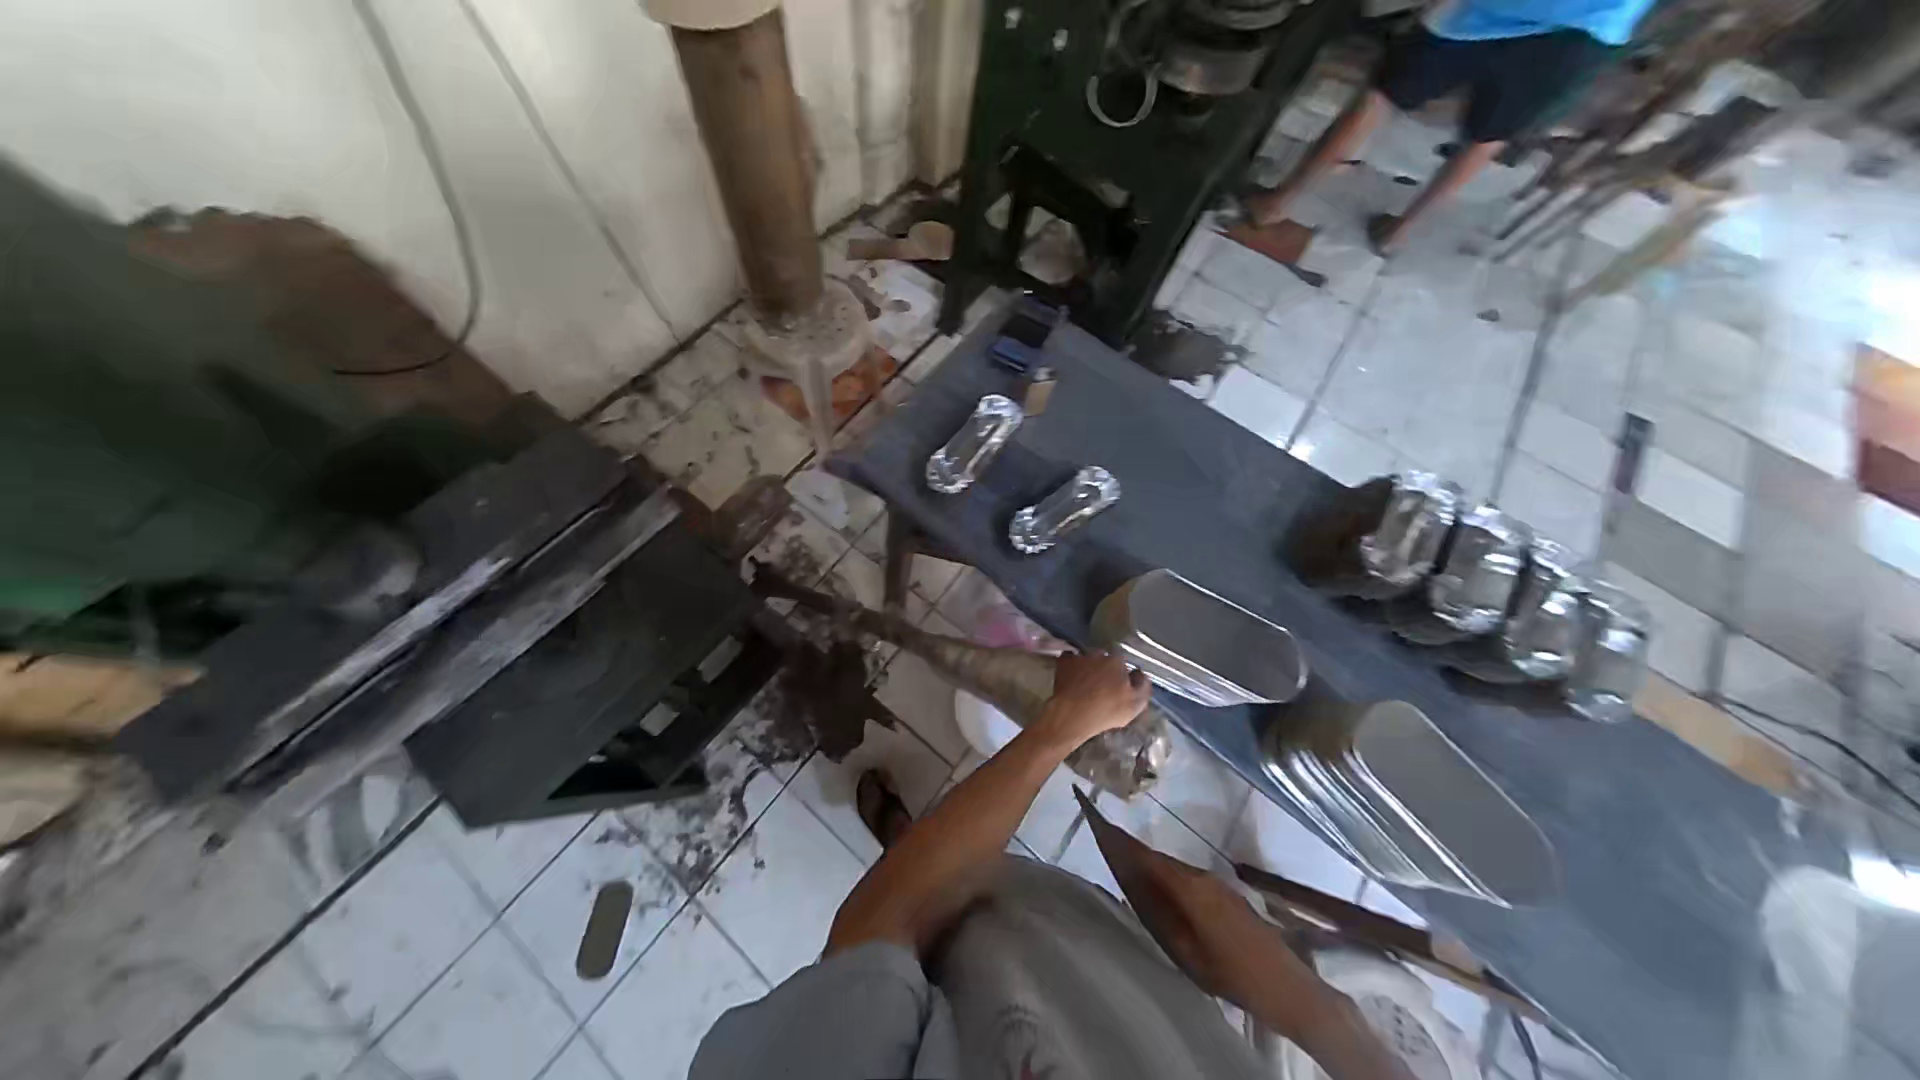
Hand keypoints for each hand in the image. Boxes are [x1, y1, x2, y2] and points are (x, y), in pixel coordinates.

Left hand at [1035, 651, 1149, 748]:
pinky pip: (1068, 659)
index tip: (1118, 687)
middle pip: (1104, 659)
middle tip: (1101, 686)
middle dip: (1104, 669)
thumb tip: (1141, 675)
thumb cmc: (1106, 710)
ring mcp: (1079, 657)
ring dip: (1088, 666)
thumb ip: (1143, 687)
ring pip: (1087, 658)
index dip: (1121, 675)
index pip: (1123, 664)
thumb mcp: (1135, 704)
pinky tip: (1070, 676)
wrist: (1073, 714)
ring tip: (1085, 683)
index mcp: (1118, 662)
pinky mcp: (1063, 662)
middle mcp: (1099, 654)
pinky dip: (1070, 665)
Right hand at [1079, 800, 1332, 1038]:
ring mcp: (1218, 884)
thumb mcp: (1187, 955)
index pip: (1148, 857)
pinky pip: (1188, 880)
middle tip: (1107, 852)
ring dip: (1152, 870)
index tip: (1099, 824)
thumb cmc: (1234, 975)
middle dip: (1134, 855)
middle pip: (1160, 861)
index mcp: (1190, 888)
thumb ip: (1159, 917)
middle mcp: (1202, 877)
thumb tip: (1133, 889)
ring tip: (1127, 874)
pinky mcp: (1227, 895)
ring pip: (1175, 870)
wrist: (1290, 989)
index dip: (1123, 842)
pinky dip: (1169, 880)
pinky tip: (1162, 895)